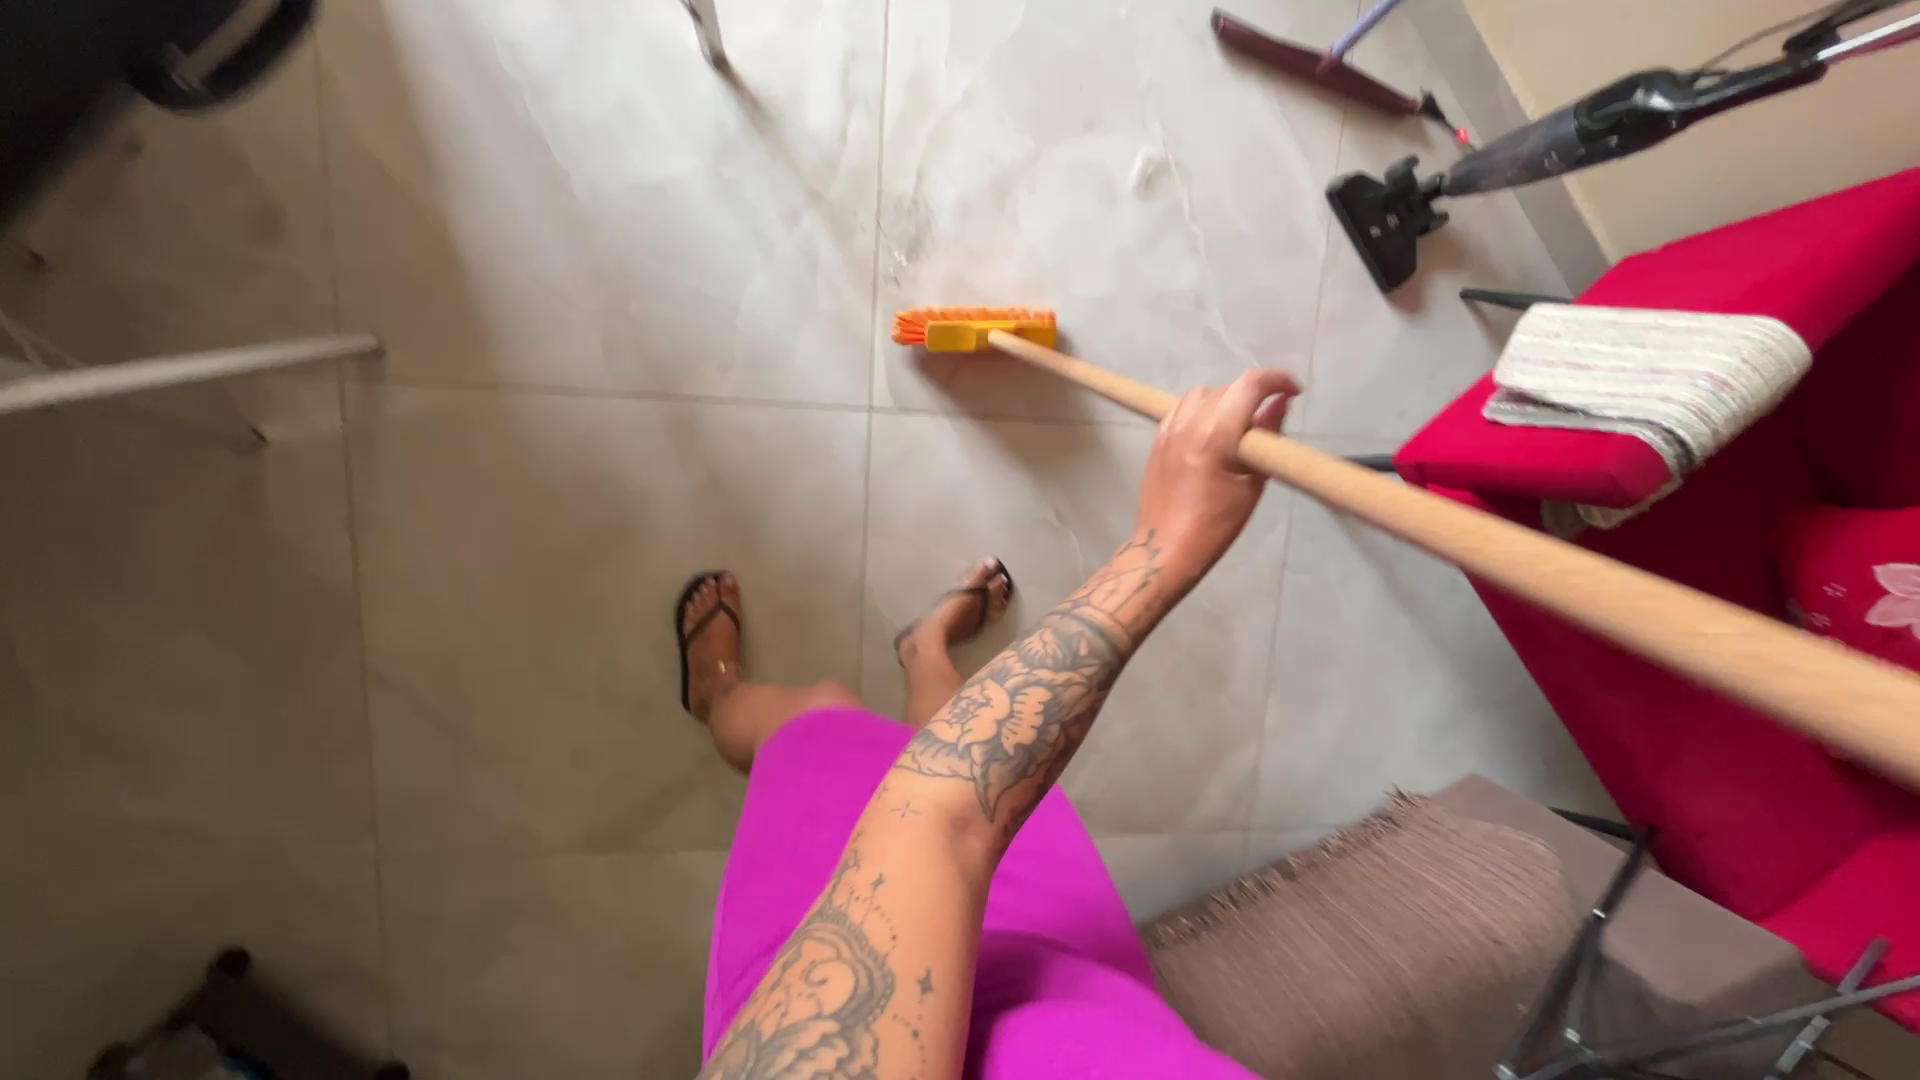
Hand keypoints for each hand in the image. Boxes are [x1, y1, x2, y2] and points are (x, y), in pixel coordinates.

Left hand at [1133, 368, 1300, 582]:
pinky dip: (1200, 410)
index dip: (1276, 380)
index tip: (1293, 392)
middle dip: (1252, 394)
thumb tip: (1280, 404)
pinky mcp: (1156, 441)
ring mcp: (1167, 431)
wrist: (1165, 548)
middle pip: (1226, 388)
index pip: (1248, 385)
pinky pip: (1180, 409)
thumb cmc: (1215, 526)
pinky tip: (1210, 431)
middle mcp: (1187, 425)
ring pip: (1200, 394)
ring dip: (1224, 399)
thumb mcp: (1252, 486)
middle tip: (1268, 419)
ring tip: (1238, 424)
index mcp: (1214, 435)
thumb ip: (1266, 439)